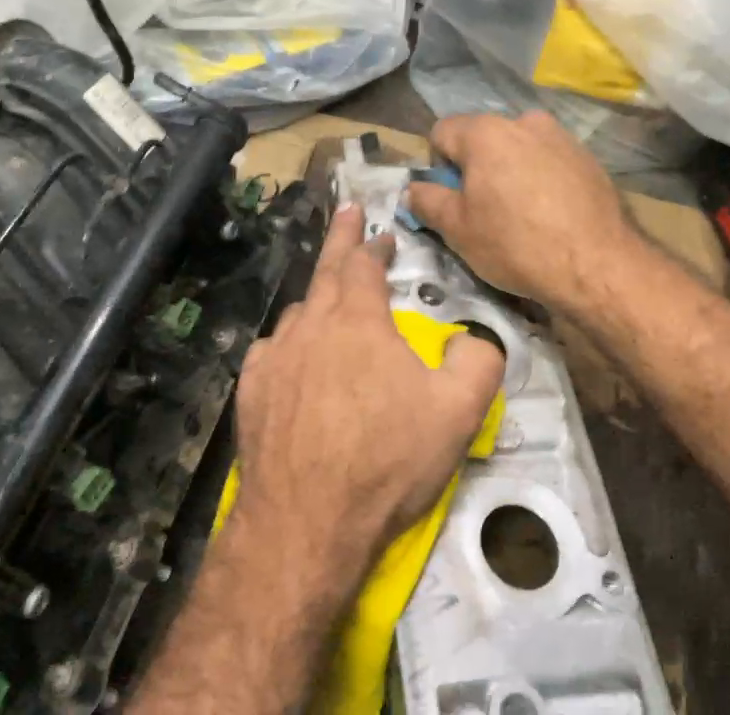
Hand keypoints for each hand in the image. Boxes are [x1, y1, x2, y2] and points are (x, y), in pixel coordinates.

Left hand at [231, 203, 503, 567]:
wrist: (308, 518)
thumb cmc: (387, 460)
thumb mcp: (458, 412)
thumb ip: (478, 359)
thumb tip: (472, 335)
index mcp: (357, 321)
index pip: (363, 264)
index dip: (374, 245)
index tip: (382, 234)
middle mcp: (310, 327)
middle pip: (325, 271)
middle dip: (339, 238)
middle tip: (345, 212)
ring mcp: (274, 357)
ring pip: (297, 313)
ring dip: (316, 298)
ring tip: (328, 297)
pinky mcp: (251, 390)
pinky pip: (272, 352)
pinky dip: (289, 344)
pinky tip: (294, 358)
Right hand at [407, 111, 640, 308]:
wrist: (598, 265)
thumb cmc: (516, 244)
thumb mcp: (457, 230)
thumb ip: (428, 201)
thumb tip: (415, 189)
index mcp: (486, 133)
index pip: (442, 132)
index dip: (437, 166)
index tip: (451, 199)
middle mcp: (524, 122)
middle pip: (483, 139)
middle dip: (476, 168)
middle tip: (484, 212)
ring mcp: (562, 138)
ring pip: (519, 149)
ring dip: (511, 173)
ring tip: (521, 216)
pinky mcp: (589, 159)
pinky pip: (550, 162)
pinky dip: (542, 181)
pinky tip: (550, 216)